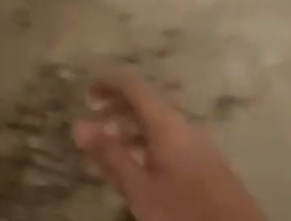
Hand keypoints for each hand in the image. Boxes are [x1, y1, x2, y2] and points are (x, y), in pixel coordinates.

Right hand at [73, 74, 266, 220]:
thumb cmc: (186, 216)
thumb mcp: (141, 190)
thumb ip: (110, 156)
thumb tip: (78, 124)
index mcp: (168, 125)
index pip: (134, 86)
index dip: (108, 83)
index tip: (85, 94)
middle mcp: (186, 129)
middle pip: (148, 104)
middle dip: (118, 108)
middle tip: (93, 122)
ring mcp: (203, 149)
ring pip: (162, 126)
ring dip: (134, 130)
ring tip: (113, 150)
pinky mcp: (212, 170)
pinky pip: (174, 144)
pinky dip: (151, 146)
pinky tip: (145, 172)